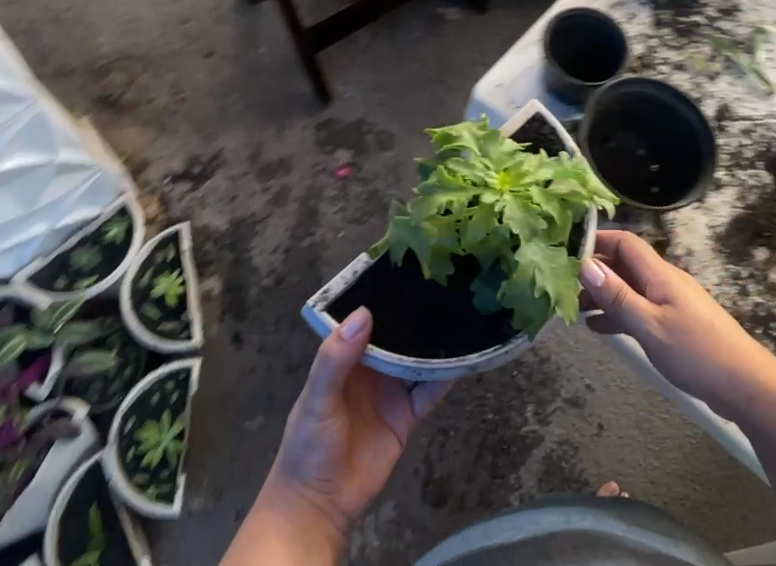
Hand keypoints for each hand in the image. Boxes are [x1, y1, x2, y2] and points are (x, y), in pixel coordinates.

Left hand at [257, 307, 453, 541]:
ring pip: (418, 361)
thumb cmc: (308, 446)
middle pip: (398, 337)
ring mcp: (390, 392)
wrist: (319, 504)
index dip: (386, 299)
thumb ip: (337, 358)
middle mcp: (370, 369)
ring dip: (436, 343)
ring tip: (464, 315)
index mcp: (345, 357)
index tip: (411, 271)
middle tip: (448, 287)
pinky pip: (430, 391)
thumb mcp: (318, 399)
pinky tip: (466, 358)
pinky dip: (447, 376)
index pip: (368, 320)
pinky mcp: (407, 416)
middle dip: (418, 317)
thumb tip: (365, 313)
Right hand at [580, 229, 775, 419]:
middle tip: (563, 287)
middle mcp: (664, 282)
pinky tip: (598, 328)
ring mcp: (670, 303)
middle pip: (624, 265)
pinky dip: (618, 315)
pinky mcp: (674, 324)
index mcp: (660, 275)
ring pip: (629, 289)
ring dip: (603, 295)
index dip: (597, 240)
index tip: (566, 250)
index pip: (625, 242)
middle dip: (594, 272)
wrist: (745, 385)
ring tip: (573, 310)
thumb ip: (618, 296)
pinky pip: (639, 310)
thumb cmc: (697, 352)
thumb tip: (586, 265)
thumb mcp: (650, 325)